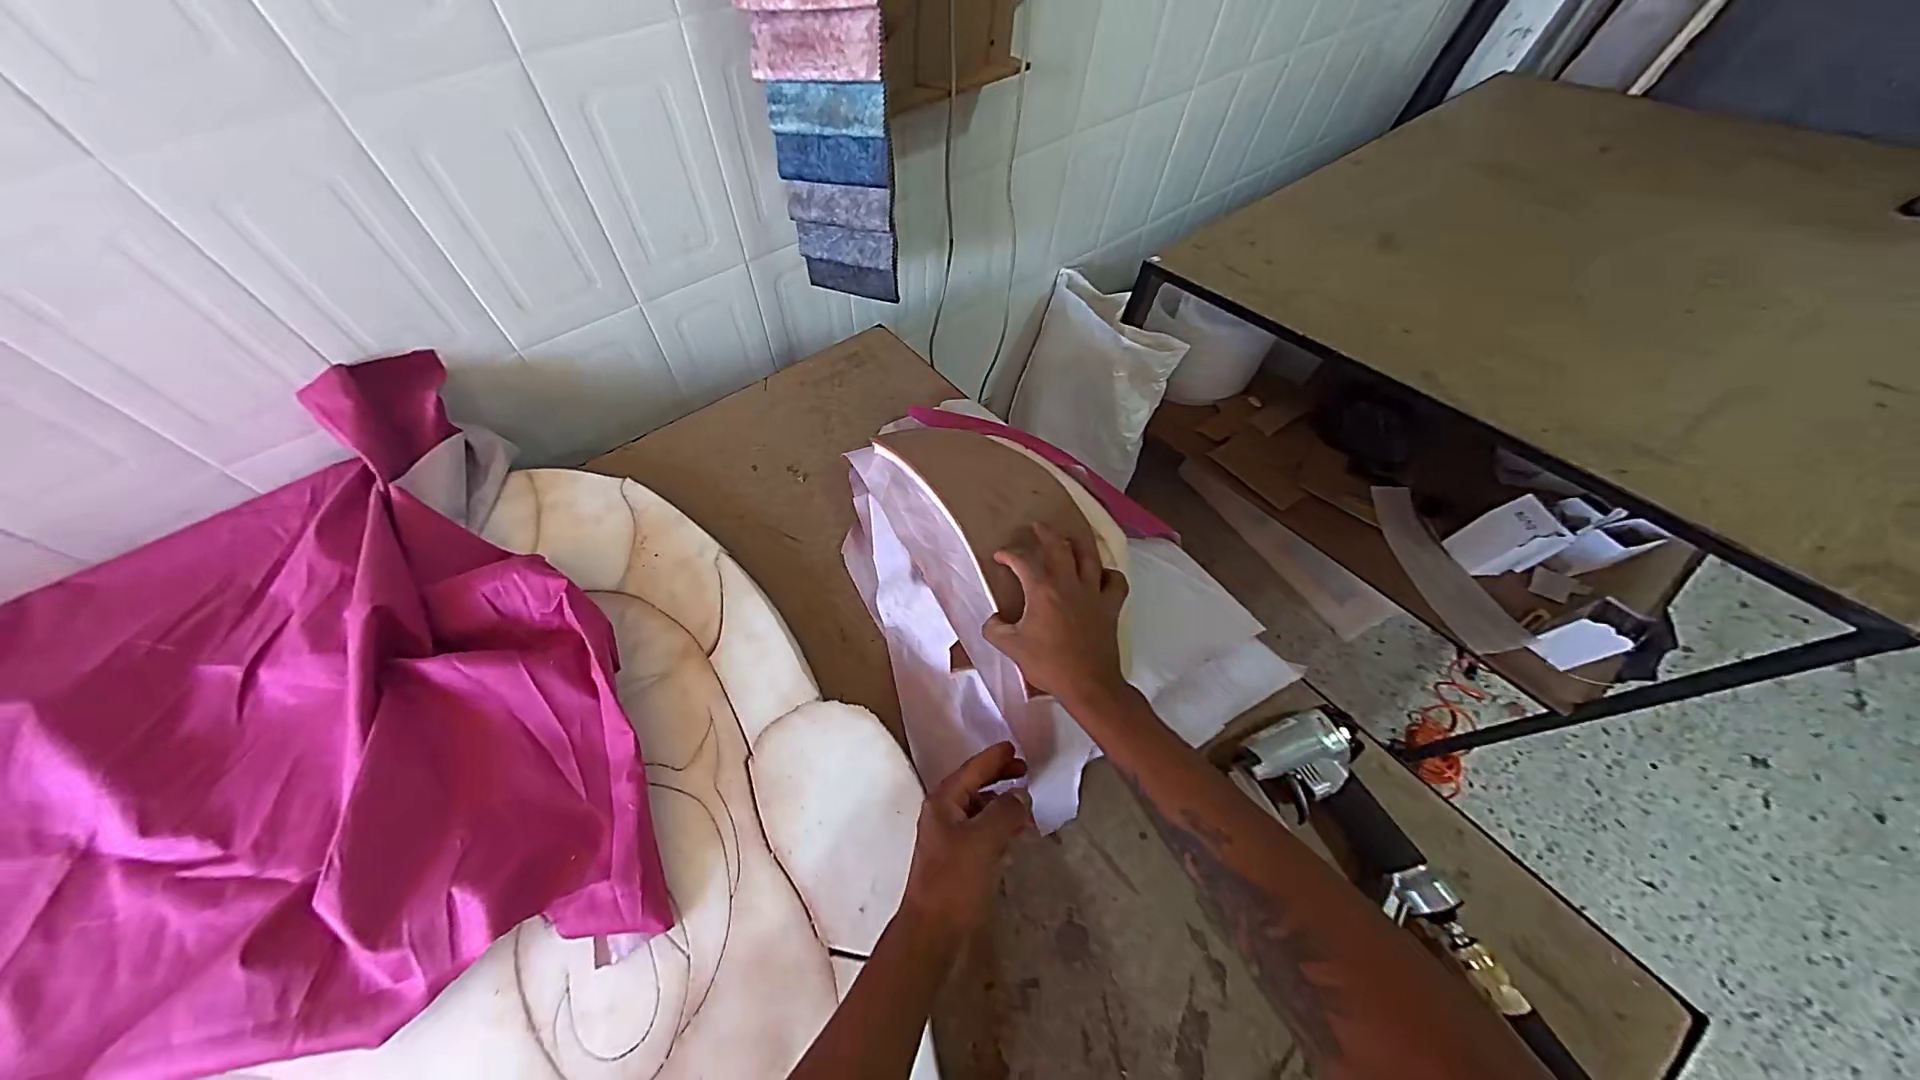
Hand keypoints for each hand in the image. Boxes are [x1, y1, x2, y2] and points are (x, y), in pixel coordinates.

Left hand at [900, 742, 1033, 938]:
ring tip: (1024, 803)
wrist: (932, 931)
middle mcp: (942, 814)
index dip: (994, 758)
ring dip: (1000, 802)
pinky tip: (1013, 833)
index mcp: (943, 802)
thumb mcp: (983, 839)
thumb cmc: (954, 881)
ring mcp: (947, 836)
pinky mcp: (955, 858)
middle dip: (998, 776)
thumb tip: (1020, 796)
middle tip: (1024, 770)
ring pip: (977, 808)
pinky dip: (997, 824)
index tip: (1014, 748)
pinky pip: (980, 829)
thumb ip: (1005, 811)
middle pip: (973, 785)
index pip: (972, 770)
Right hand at [981, 522, 1129, 707]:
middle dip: (1046, 533)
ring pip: (1089, 556)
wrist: (1088, 684)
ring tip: (1070, 538)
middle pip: (1059, 546)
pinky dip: (1108, 574)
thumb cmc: (1048, 664)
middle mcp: (1069, 584)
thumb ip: (995, 628)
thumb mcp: (1011, 647)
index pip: (1022, 562)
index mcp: (1042, 590)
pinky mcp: (1111, 606)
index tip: (1000, 557)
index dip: (1008, 555)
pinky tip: (1100, 576)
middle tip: (1038, 527)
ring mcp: (1094, 593)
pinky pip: (1115, 581)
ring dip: (1078, 543)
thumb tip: (993, 619)